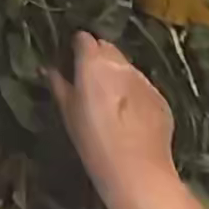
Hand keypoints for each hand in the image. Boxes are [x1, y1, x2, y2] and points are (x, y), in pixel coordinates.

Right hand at [46, 32, 201, 208]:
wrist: (137, 171)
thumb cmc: (92, 136)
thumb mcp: (66, 109)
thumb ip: (57, 82)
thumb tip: (48, 68)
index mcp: (92, 60)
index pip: (83, 37)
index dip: (76, 47)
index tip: (72, 61)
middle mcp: (119, 63)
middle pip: (106, 48)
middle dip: (98, 58)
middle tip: (91, 80)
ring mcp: (143, 80)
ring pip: (126, 67)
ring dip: (118, 75)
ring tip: (113, 101)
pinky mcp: (161, 99)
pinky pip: (143, 87)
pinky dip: (135, 94)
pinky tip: (131, 116)